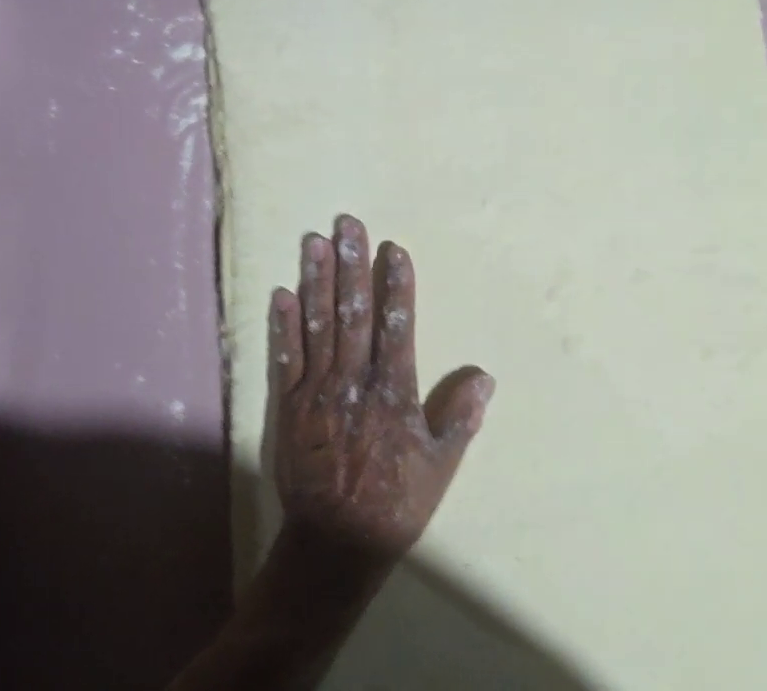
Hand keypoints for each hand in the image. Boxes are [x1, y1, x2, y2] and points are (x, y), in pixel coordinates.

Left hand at [268, 215, 494, 560]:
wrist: (335, 542)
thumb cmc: (395, 503)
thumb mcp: (440, 467)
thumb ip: (460, 418)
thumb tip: (484, 375)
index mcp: (393, 392)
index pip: (397, 326)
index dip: (396, 285)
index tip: (393, 249)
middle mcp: (354, 382)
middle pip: (354, 313)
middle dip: (351, 265)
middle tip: (347, 223)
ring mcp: (317, 391)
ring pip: (317, 325)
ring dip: (316, 281)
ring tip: (314, 241)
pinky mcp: (289, 406)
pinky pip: (285, 358)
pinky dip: (283, 325)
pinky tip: (281, 293)